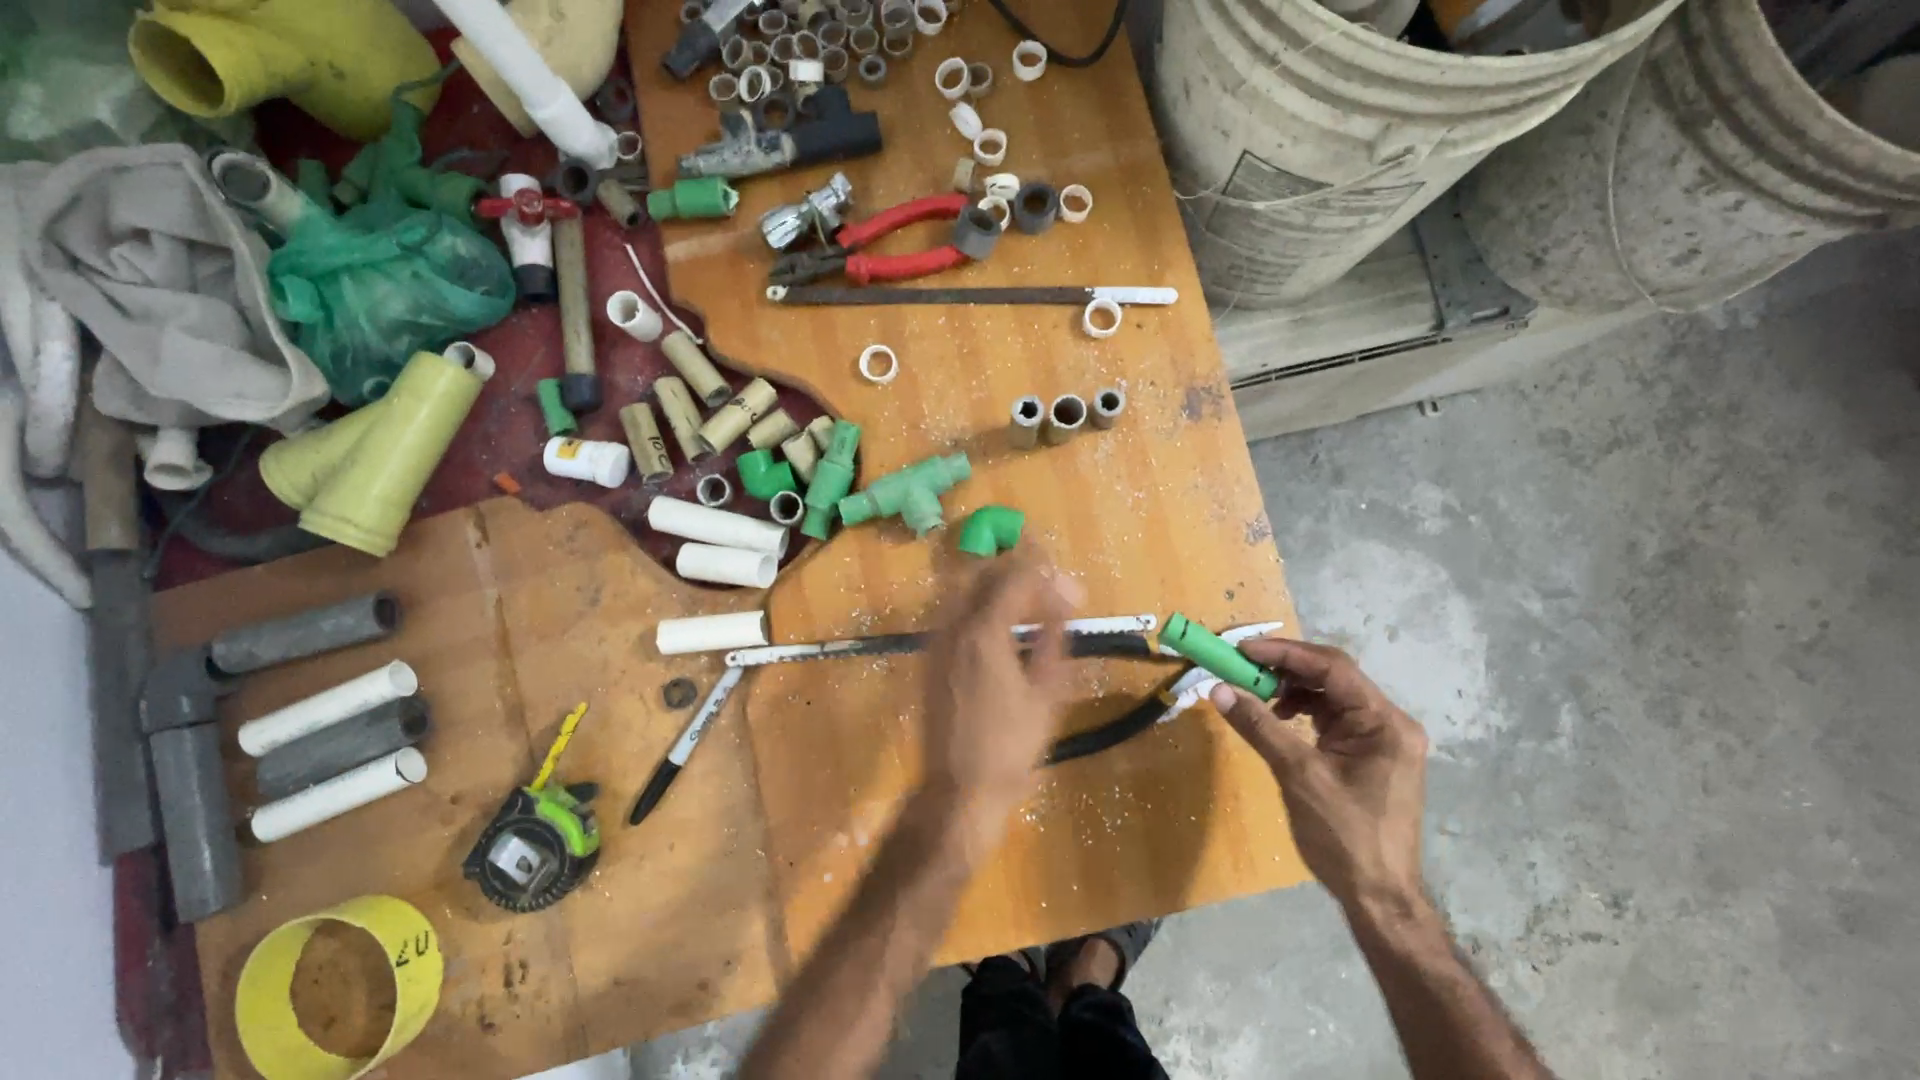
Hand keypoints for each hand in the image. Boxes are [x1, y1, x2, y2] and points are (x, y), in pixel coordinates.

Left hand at [921, 546, 1080, 813]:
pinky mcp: (927, 660)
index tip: (1068, 581)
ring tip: (1024, 599)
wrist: (959, 788)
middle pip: (980, 573)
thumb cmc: (1011, 746)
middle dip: (1013, 567)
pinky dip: (973, 605)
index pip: (1014, 577)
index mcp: (985, 631)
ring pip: (959, 590)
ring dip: (991, 583)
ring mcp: (934, 642)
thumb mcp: (1047, 693)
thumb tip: (1065, 596)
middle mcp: (953, 627)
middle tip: (1044, 580)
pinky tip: (996, 626)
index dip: (1044, 571)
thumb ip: (1054, 637)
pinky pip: (948, 614)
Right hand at [1209, 640, 1429, 915]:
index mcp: (1385, 723)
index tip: (1242, 650)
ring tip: (1254, 694)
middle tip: (1241, 666)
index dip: (1285, 653)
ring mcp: (1380, 741)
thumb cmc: (1345, 837)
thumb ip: (1260, 726)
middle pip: (1334, 677)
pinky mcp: (1367, 756)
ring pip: (1330, 697)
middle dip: (1285, 668)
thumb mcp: (1299, 775)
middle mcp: (1389, 723)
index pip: (1333, 668)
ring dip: (1291, 690)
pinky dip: (1301, 712)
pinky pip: (1331, 719)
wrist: (1379, 896)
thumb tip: (1219, 689)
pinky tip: (1277, 718)